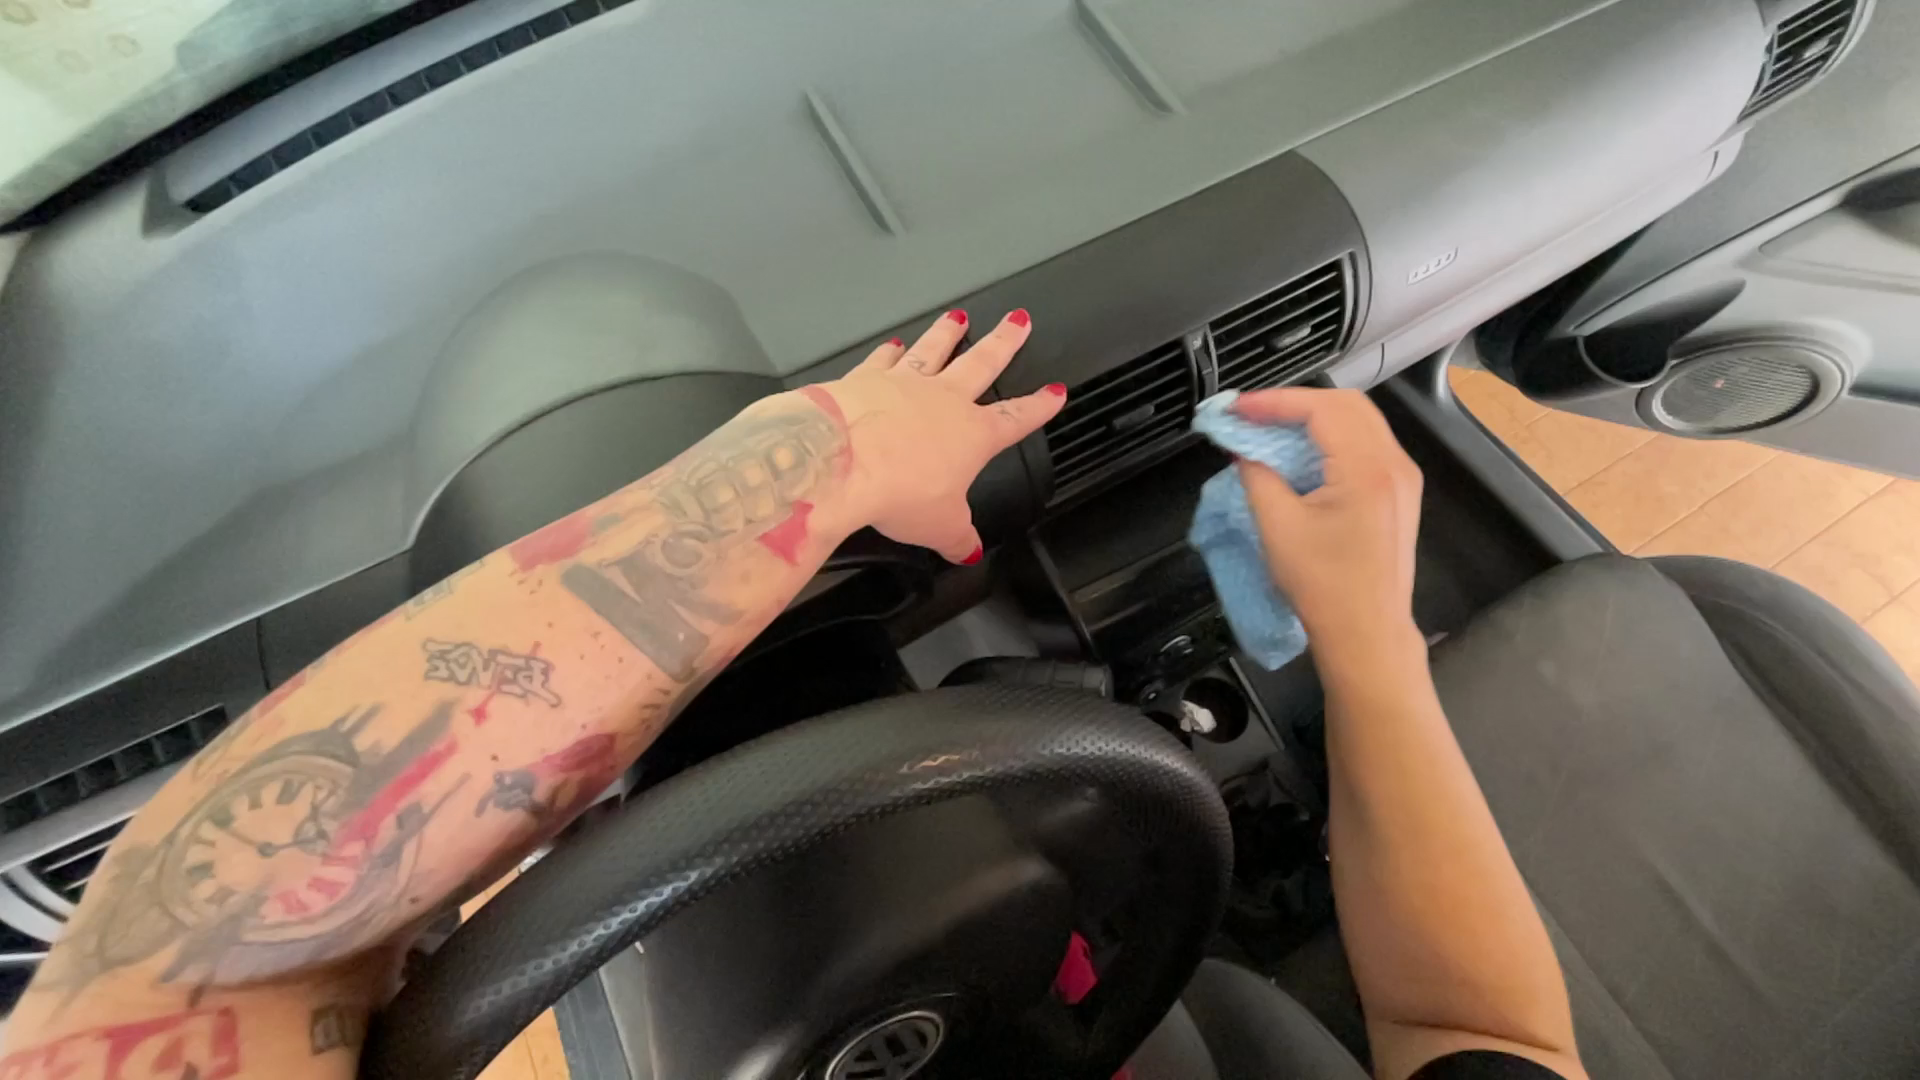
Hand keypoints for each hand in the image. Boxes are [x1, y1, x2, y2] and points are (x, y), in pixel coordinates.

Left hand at [811, 308, 1066, 561]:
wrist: (843, 461)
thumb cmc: (899, 492)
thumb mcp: (939, 528)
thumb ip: (958, 539)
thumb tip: (968, 552)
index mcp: (973, 435)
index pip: (1015, 418)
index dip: (1038, 407)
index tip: (1055, 392)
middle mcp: (943, 400)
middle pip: (982, 364)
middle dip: (1004, 343)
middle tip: (1018, 321)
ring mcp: (903, 384)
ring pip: (933, 350)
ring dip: (947, 334)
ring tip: (958, 317)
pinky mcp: (864, 380)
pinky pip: (883, 360)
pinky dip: (889, 351)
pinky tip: (892, 343)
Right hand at [1236, 388, 1423, 658]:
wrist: (1365, 631)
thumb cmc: (1322, 584)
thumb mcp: (1277, 527)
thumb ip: (1257, 476)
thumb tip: (1243, 449)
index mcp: (1368, 470)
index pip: (1322, 409)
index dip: (1274, 401)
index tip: (1236, 409)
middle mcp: (1394, 464)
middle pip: (1345, 404)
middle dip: (1293, 402)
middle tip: (1250, 414)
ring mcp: (1401, 477)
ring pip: (1357, 421)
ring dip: (1311, 417)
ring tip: (1268, 428)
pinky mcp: (1396, 491)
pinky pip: (1363, 444)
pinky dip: (1328, 437)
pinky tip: (1298, 452)